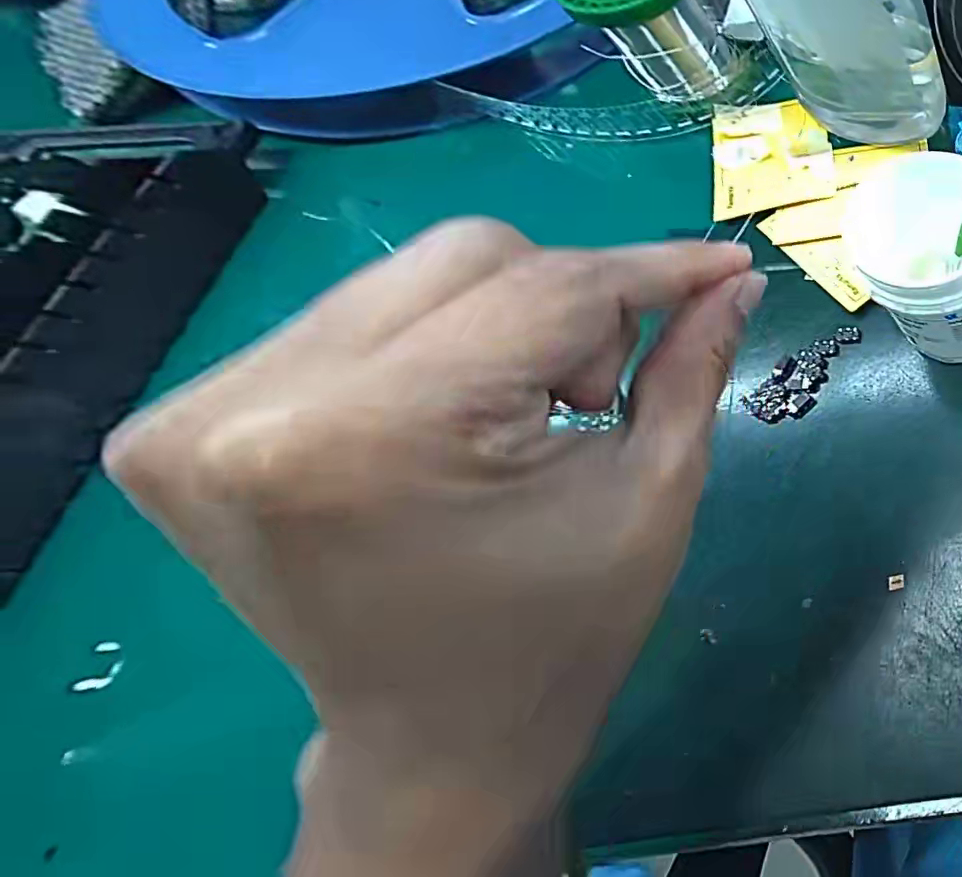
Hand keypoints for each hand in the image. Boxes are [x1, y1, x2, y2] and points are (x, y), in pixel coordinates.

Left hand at [103, 218, 762, 876]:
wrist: (445, 734)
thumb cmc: (571, 624)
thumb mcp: (659, 487)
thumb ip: (696, 363)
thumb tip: (738, 279)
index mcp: (377, 437)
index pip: (549, 290)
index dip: (656, 269)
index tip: (728, 263)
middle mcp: (258, 405)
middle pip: (477, 256)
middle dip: (581, 304)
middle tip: (603, 394)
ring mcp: (205, 406)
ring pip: (428, 271)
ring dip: (522, 318)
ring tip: (544, 409)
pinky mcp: (194, 414)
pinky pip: (375, 309)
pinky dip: (462, 335)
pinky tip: (479, 408)